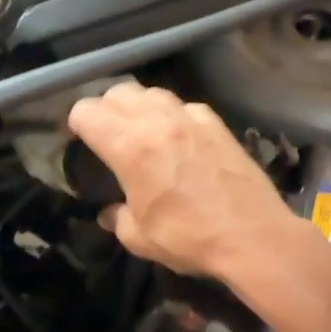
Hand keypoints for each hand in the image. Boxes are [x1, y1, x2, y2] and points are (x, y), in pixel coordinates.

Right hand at [67, 81, 300, 281]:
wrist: (253, 238)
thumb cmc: (188, 239)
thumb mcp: (139, 238)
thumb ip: (117, 219)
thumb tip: (110, 213)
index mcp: (128, 147)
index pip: (87, 112)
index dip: (76, 123)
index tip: (77, 139)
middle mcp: (156, 123)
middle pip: (117, 93)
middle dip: (104, 108)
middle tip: (105, 132)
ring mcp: (190, 119)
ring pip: (152, 92)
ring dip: (138, 105)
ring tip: (139, 128)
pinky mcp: (218, 125)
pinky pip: (185, 106)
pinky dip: (173, 114)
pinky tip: (178, 135)